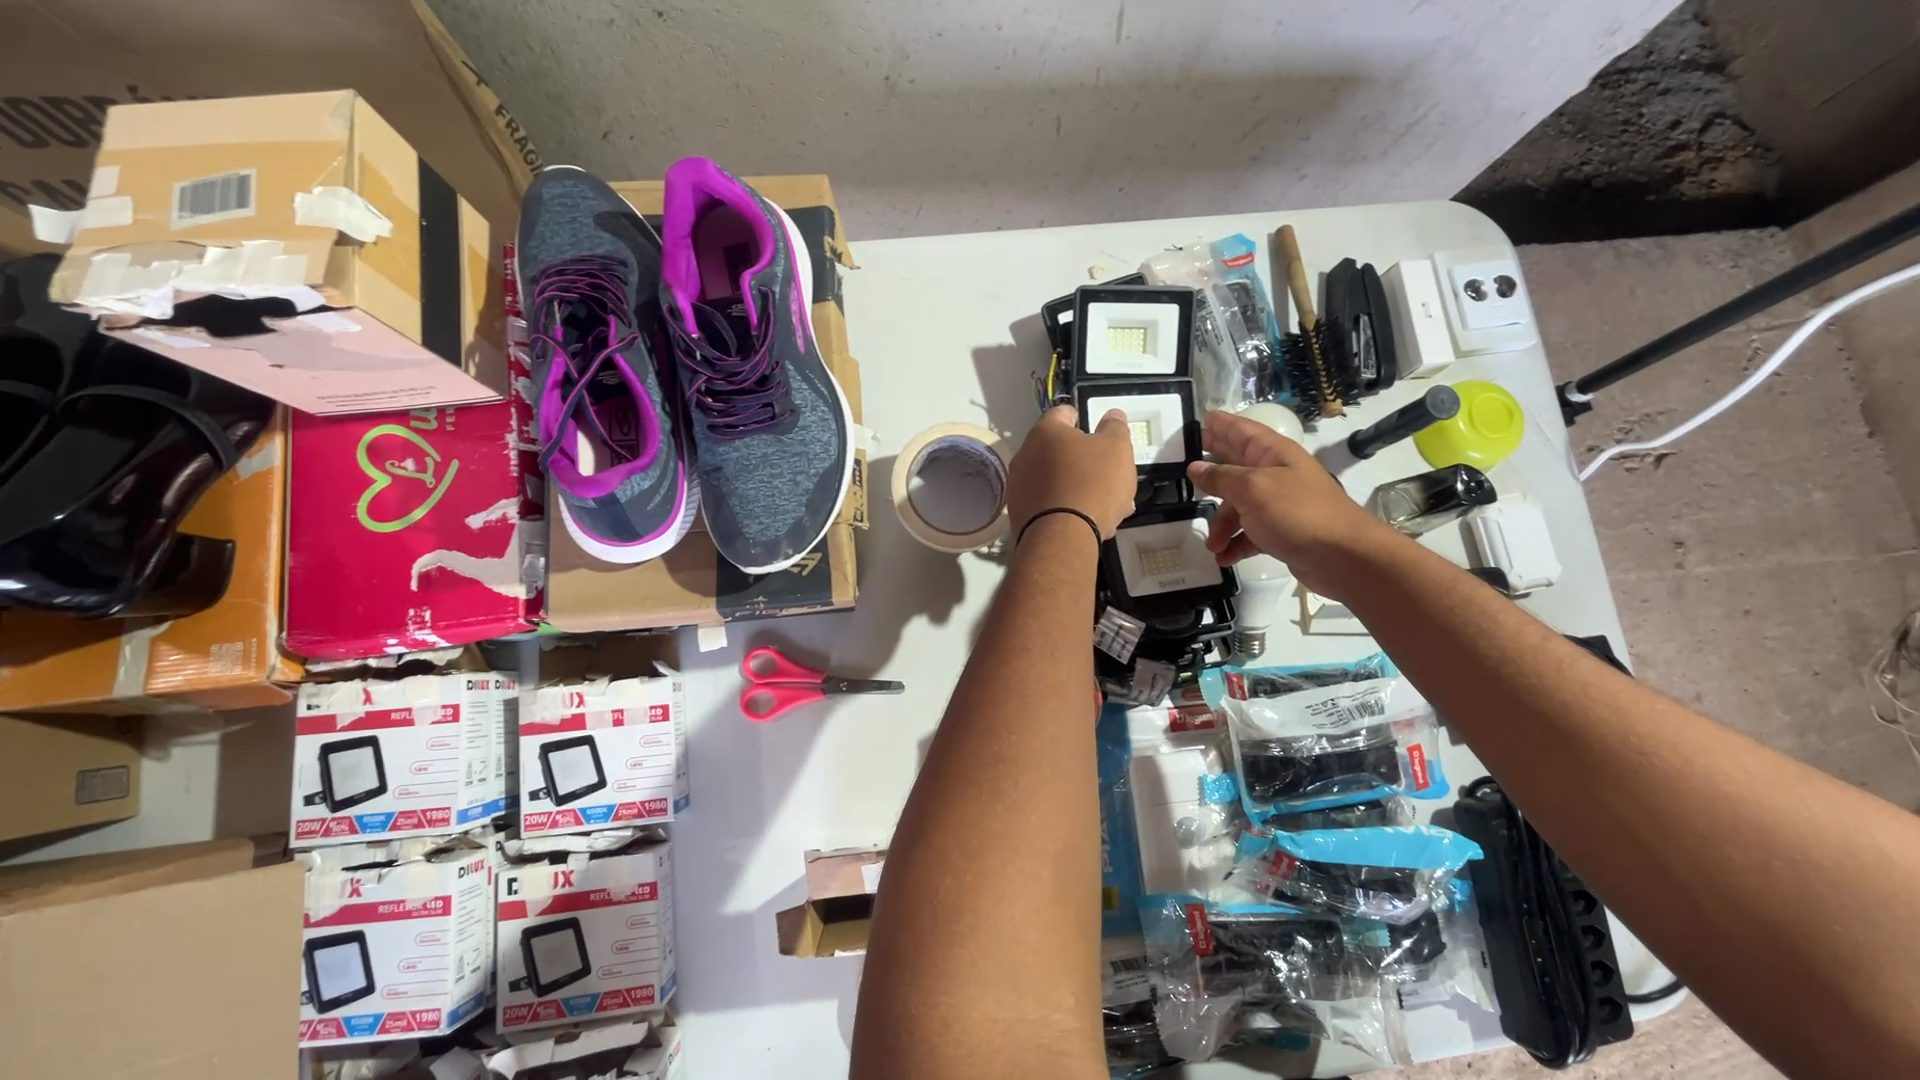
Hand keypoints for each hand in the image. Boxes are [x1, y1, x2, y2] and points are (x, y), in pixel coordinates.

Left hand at [1006, 405, 1137, 540]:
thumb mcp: (1116, 449)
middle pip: (1059, 451)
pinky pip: (1048, 504)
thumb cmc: (1092, 484)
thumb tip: (1111, 414)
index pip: (1064, 413)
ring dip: (1079, 487)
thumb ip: (1115, 428)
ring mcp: (1019, 486)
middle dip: (1085, 461)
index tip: (1098, 431)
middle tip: (1108, 475)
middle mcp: (1025, 454)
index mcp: (1045, 432)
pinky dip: (1066, 508)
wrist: (1062, 538)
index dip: (1083, 418)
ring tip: (1105, 505)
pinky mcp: (1020, 514)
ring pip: (1056, 480)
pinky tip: (1087, 521)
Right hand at [1186, 409, 1399, 597]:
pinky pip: (1249, 533)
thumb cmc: (1298, 513)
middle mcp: (1274, 474)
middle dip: (1211, 469)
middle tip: (1182, 468)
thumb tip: (1195, 467)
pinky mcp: (1280, 531)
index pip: (1241, 430)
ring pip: (1238, 506)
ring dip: (1221, 524)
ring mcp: (1278, 504)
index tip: (1198, 420)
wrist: (1342, 556)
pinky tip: (1225, 557)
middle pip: (1235, 465)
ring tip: (1212, 544)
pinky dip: (1236, 544)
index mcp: (1272, 454)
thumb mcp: (1253, 489)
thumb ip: (1220, 477)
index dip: (1220, 424)